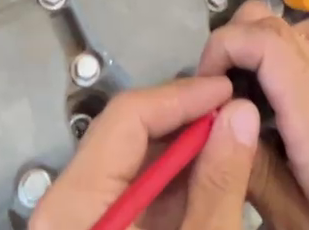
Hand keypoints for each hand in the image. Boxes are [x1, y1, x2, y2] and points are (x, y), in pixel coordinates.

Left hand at [32, 76, 260, 229]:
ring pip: (134, 166)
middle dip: (187, 121)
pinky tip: (209, 182)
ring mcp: (81, 221)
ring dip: (184, 152)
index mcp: (75, 204)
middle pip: (129, 135)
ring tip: (230, 143)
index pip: (128, 115)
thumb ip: (217, 186)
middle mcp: (68, 205)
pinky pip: (135, 195)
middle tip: (236, 114)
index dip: (182, 96)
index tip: (227, 91)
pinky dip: (174, 185)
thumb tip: (241, 114)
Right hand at [197, 1, 308, 229]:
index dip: (221, 48)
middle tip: (214, 96)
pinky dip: (288, 44)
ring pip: (292, 23)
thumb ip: (255, 173)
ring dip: (256, 42)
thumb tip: (214, 126)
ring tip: (241, 91)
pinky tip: (281, 89)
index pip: (263, 39)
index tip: (202, 89)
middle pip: (271, 22)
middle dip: (229, 45)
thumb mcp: (299, 221)